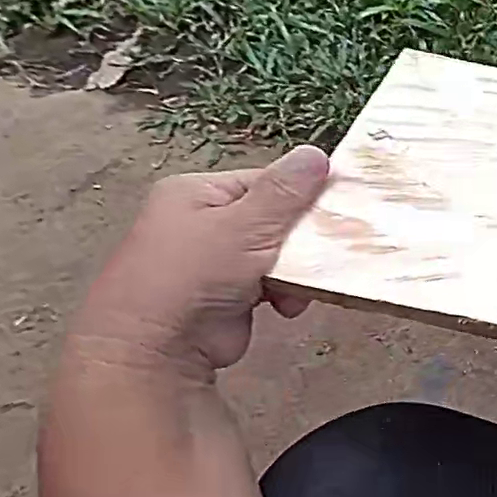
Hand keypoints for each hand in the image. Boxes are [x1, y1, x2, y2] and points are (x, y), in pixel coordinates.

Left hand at [67, 146, 330, 376]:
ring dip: (301, 269)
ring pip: (286, 250)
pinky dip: (290, 290)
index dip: (308, 197)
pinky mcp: (233, 286)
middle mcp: (205, 218)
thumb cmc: (194, 274)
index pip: (272, 182)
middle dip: (307, 240)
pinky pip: (279, 277)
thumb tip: (316, 152)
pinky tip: (286, 303)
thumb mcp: (246, 225)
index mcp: (198, 192)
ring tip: (297, 286)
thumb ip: (285, 191)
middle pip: (282, 217)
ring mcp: (218, 255)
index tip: (339, 214)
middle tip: (324, 252)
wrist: (157, 344)